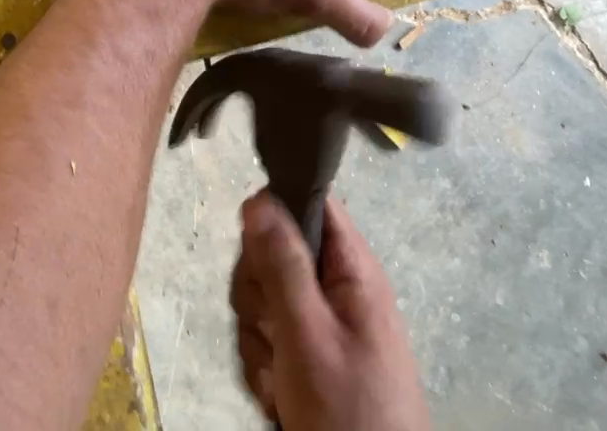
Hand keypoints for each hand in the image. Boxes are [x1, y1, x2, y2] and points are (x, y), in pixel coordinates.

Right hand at [231, 193, 428, 430]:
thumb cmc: (348, 409)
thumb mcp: (309, 334)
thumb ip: (283, 264)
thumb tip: (258, 197)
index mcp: (351, 270)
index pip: (309, 205)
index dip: (274, 214)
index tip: (255, 253)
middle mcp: (336, 289)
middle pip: (271, 253)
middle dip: (257, 294)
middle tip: (273, 328)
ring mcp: (320, 323)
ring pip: (261, 298)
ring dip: (258, 337)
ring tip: (279, 374)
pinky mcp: (305, 354)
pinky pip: (264, 336)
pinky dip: (263, 364)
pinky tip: (278, 392)